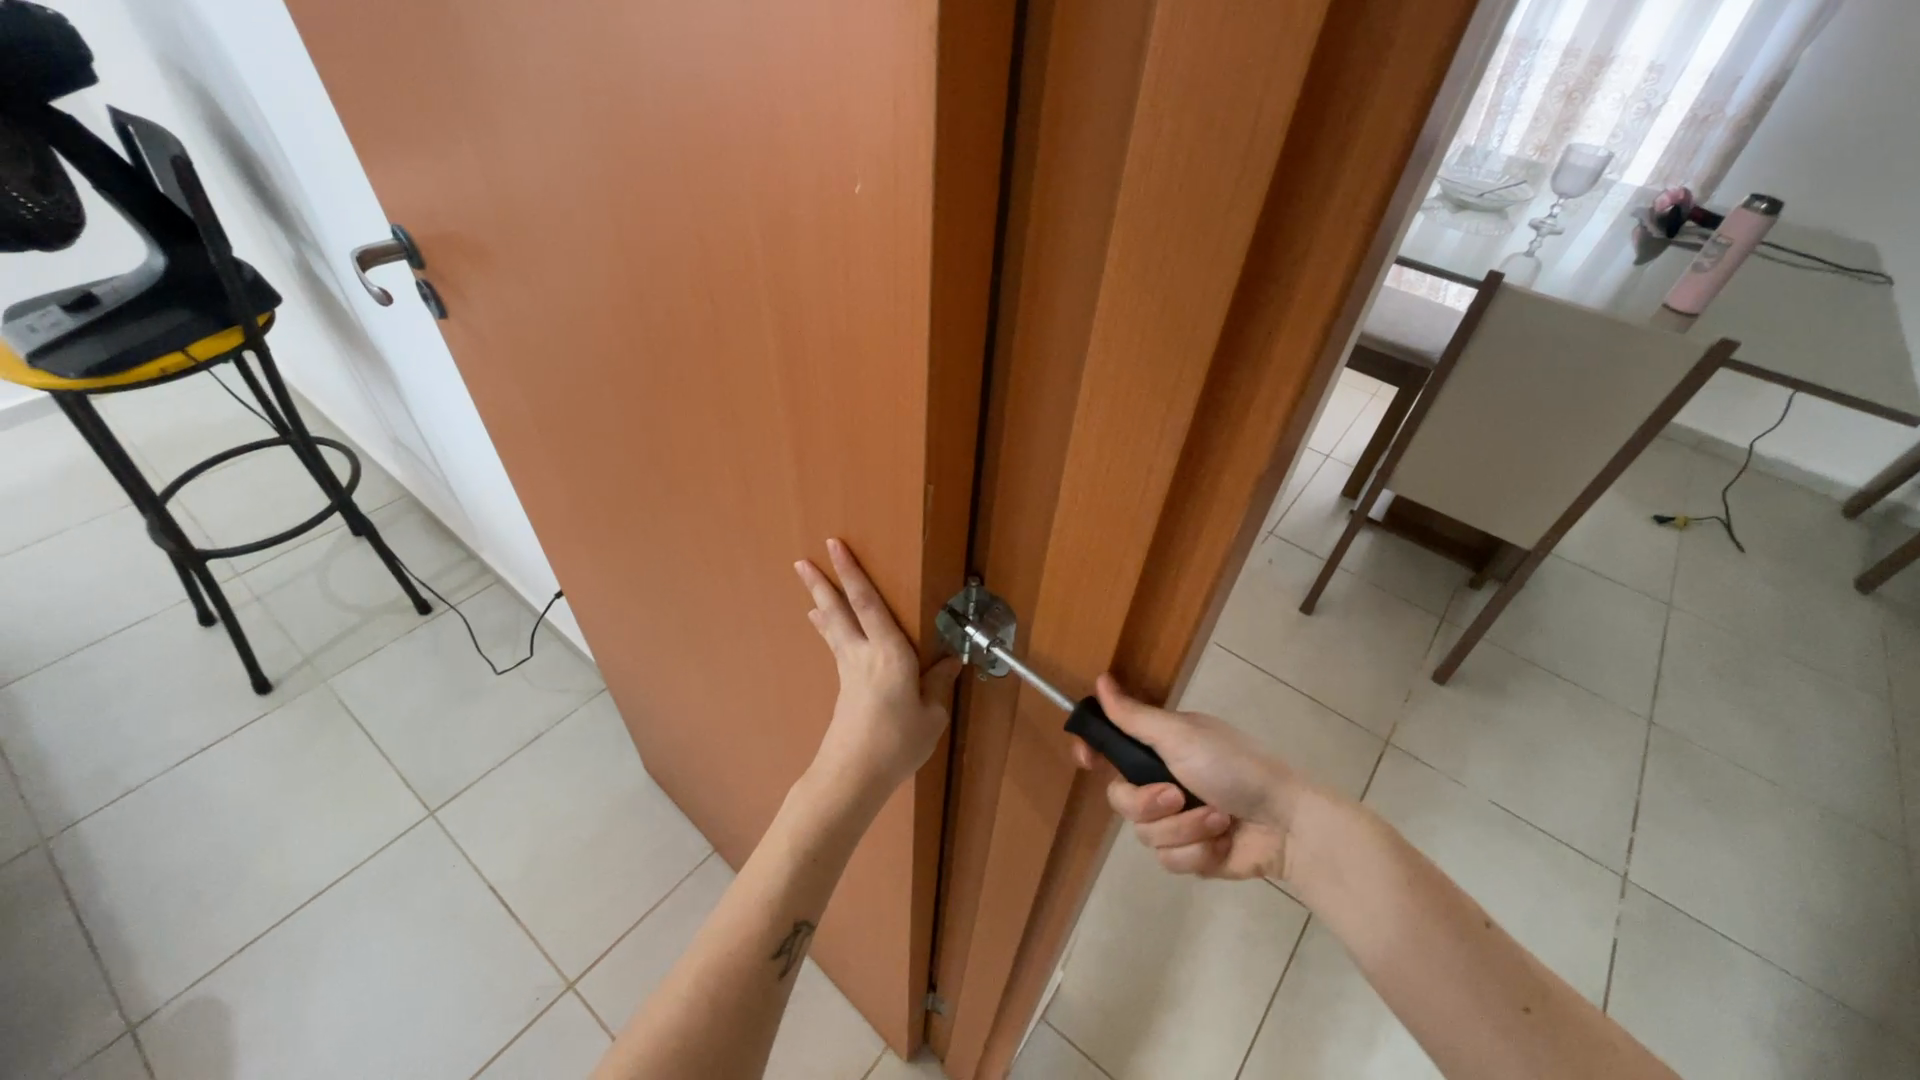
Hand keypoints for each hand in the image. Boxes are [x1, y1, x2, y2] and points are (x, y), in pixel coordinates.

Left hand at [794, 539, 961, 801]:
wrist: (854, 776)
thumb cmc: (897, 744)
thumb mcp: (932, 715)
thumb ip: (938, 684)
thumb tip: (951, 659)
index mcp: (890, 654)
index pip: (868, 604)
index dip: (853, 573)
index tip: (836, 547)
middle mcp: (864, 655)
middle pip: (839, 611)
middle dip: (822, 584)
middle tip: (802, 561)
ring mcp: (849, 671)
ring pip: (834, 628)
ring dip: (822, 604)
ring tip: (809, 587)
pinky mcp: (844, 688)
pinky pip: (837, 647)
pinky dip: (829, 630)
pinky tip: (826, 629)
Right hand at [1071, 674, 1304, 881]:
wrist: (1286, 823)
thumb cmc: (1234, 767)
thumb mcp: (1181, 736)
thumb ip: (1135, 717)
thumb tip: (1100, 680)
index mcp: (1159, 749)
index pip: (1108, 749)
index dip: (1092, 754)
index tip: (1087, 761)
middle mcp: (1162, 782)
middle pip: (1121, 800)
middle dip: (1149, 803)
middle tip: (1178, 795)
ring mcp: (1176, 821)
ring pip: (1145, 835)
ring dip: (1184, 829)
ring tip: (1219, 820)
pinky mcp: (1191, 854)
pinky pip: (1169, 860)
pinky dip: (1198, 851)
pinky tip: (1222, 842)